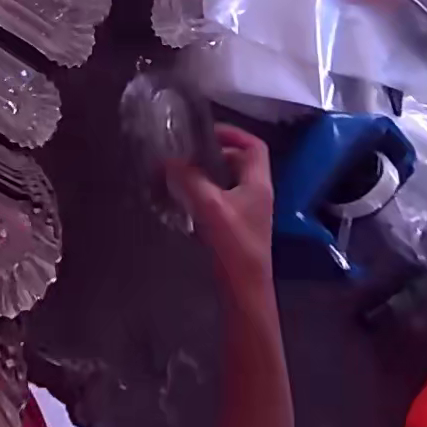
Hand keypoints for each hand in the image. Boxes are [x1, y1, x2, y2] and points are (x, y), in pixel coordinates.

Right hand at [171, 125, 275, 296]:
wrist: (245, 294)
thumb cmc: (235, 247)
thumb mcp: (210, 207)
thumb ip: (189, 180)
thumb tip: (168, 160)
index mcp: (258, 183)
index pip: (253, 145)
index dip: (233, 133)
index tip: (206, 132)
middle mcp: (256, 194)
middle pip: (238, 161)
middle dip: (213, 154)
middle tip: (187, 153)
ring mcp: (247, 212)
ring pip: (227, 181)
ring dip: (206, 174)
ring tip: (181, 173)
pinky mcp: (236, 227)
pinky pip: (220, 199)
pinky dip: (203, 193)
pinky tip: (183, 199)